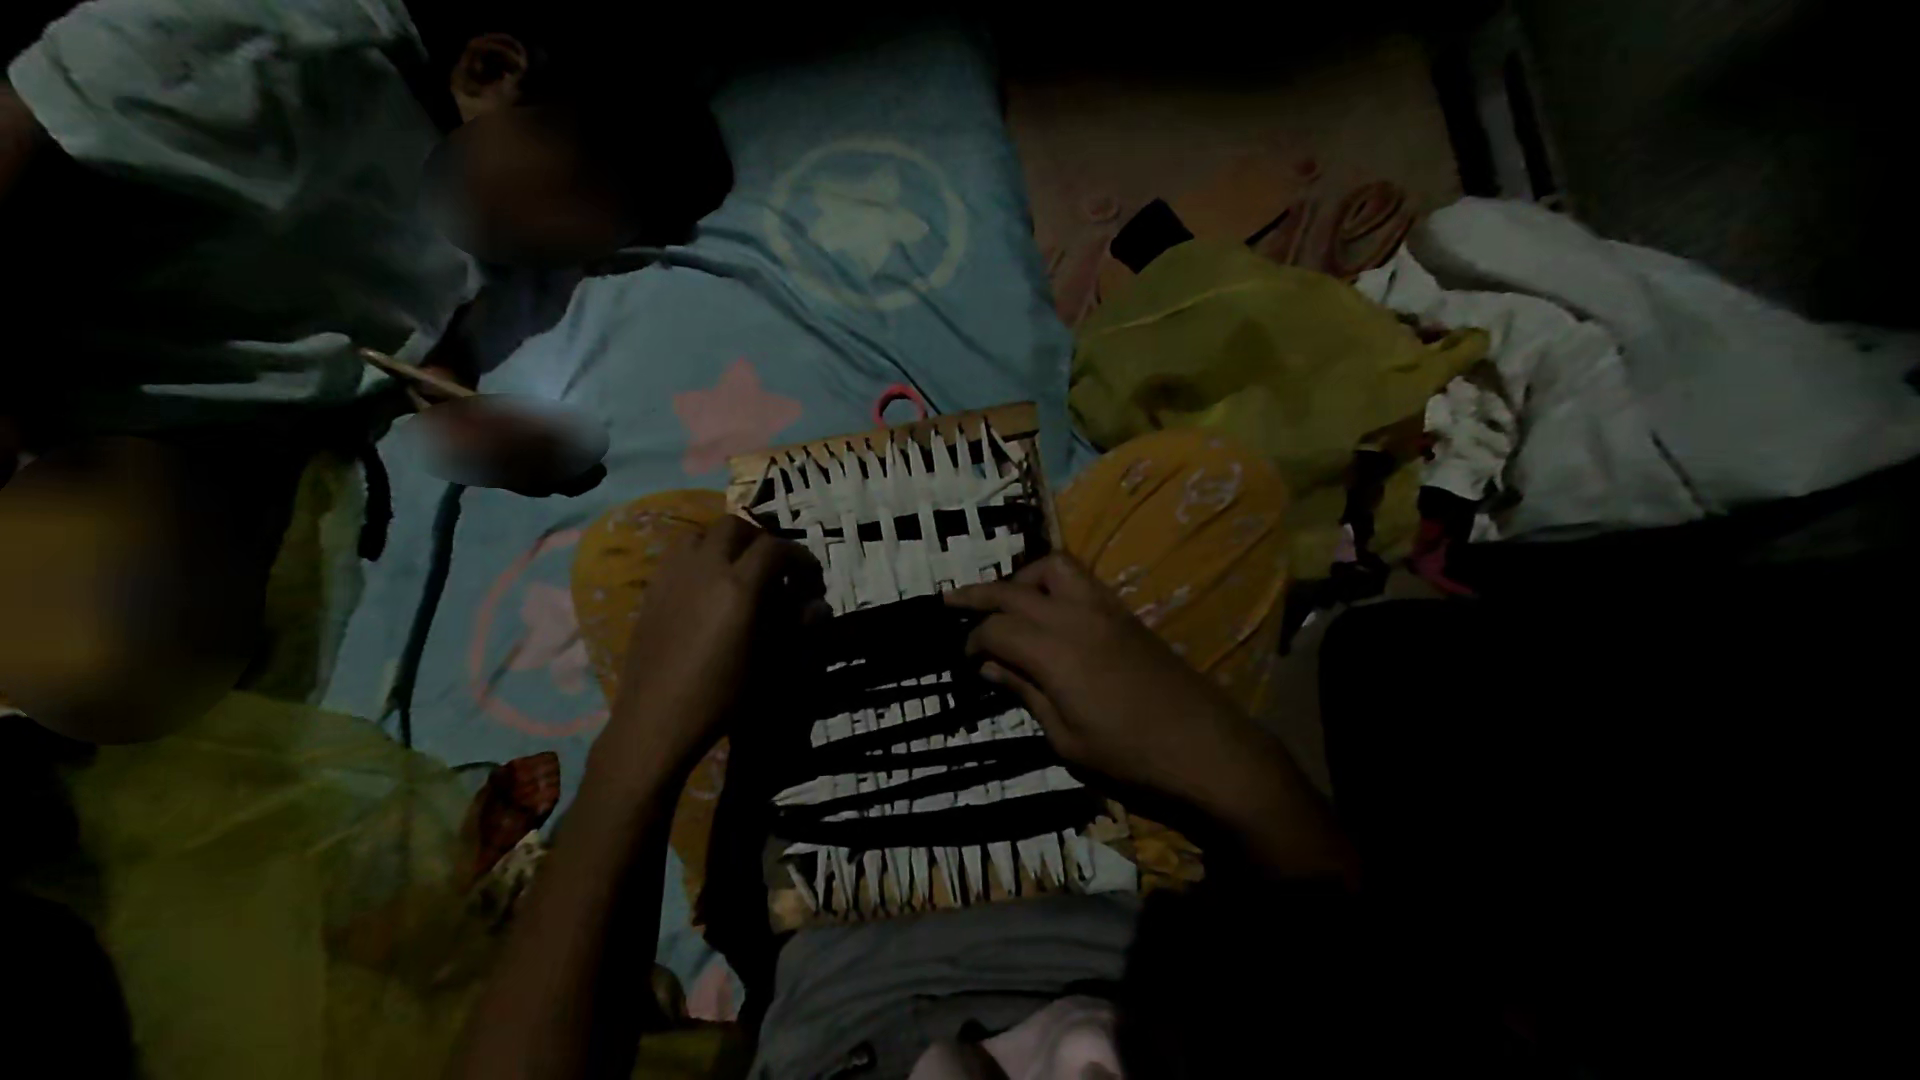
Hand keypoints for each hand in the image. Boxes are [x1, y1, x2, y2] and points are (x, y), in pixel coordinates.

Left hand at [597, 517, 822, 776]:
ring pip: (701, 534)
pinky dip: (699, 557)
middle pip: (734, 526)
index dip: (798, 557)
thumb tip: (819, 606)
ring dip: (725, 542)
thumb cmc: (721, 694)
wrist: (657, 718)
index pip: (775, 548)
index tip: (808, 577)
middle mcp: (704, 568)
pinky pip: (678, 555)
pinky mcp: (651, 589)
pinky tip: (705, 587)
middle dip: (760, 540)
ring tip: (737, 570)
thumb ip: (795, 625)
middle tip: (774, 567)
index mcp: (738, 585)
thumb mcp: (769, 661)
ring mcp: (672, 575)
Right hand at [945, 555, 1256, 807]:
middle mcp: (1077, 617)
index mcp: (1056, 652)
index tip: (966, 659)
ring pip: (1054, 567)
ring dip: (1023, 577)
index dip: (973, 641)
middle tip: (950, 602)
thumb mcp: (1066, 740)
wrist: (1209, 752)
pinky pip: (1082, 580)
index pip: (997, 628)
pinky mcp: (1127, 615)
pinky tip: (1048, 609)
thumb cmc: (1131, 758)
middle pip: (1015, 589)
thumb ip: (1026, 693)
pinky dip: (1053, 582)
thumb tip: (990, 666)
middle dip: (978, 594)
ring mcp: (1107, 610)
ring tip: (1007, 600)